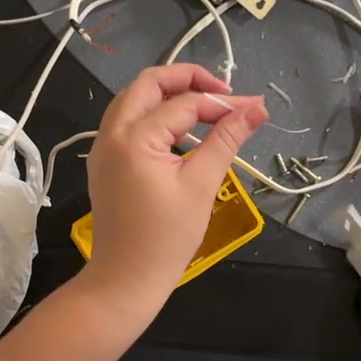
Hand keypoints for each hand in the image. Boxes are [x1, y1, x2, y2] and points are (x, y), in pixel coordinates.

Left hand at [83, 64, 266, 308]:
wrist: (126, 279)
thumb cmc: (167, 237)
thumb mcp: (202, 185)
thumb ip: (227, 139)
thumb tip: (257, 108)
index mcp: (134, 137)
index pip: (183, 104)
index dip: (222, 103)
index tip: (255, 107)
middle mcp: (111, 133)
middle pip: (148, 84)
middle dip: (187, 80)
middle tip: (223, 93)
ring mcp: (104, 148)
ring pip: (135, 101)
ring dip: (169, 97)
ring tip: (207, 111)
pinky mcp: (105, 163)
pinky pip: (129, 123)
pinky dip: (155, 117)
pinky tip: (182, 134)